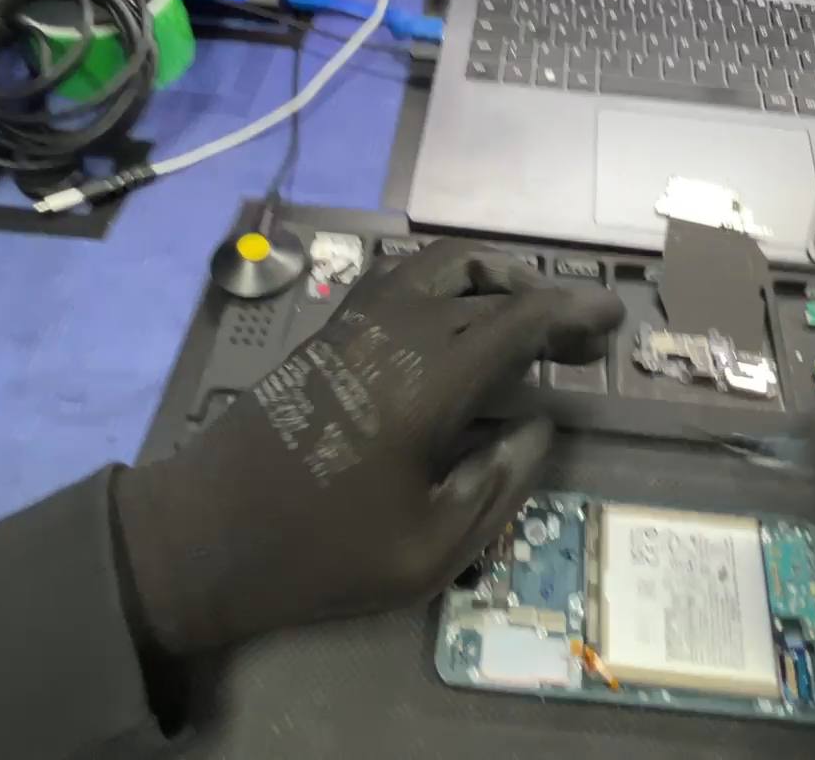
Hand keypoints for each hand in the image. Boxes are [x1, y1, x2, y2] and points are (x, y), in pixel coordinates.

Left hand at [113, 239, 624, 653]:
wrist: (203, 533)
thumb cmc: (320, 551)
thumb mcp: (429, 550)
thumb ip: (499, 479)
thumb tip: (539, 421)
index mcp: (427, 383)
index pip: (518, 320)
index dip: (574, 311)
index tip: (611, 316)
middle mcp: (396, 331)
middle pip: (484, 280)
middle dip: (542, 296)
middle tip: (574, 332)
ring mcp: (357, 319)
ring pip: (439, 262)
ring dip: (493, 274)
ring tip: (525, 309)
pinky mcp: (332, 326)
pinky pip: (401, 275)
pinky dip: (446, 277)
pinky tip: (459, 311)